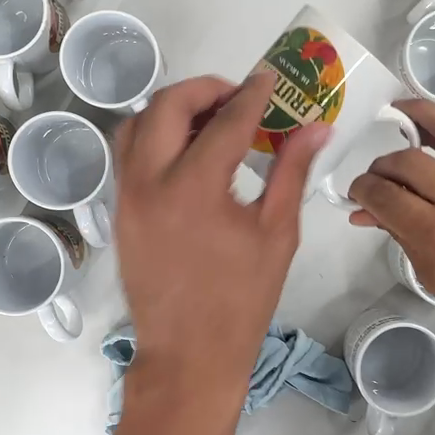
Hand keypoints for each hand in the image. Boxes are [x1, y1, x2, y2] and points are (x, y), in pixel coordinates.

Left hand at [114, 73, 329, 386]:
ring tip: (211, 118)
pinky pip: (128, 152)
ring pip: (137, 123)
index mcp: (194, 188)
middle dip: (206, 90)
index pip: (226, 121)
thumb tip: (316, 128)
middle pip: (168, 105)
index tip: (269, 81)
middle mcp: (149, 181)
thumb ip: (292, 171)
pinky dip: (154, 134)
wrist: (188, 354)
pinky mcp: (118, 210)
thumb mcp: (276, 233)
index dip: (252, 95)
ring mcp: (126, 195)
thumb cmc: (241, 299)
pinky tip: (186, 149)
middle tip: (239, 98)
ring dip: (173, 108)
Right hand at [346, 99, 434, 357]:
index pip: (386, 196)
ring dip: (419, 115)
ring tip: (399, 112)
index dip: (362, 190)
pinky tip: (430, 133)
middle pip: (408, 161)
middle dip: (381, 166)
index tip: (357, 193)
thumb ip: (401, 236)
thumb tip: (371, 212)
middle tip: (375, 178)